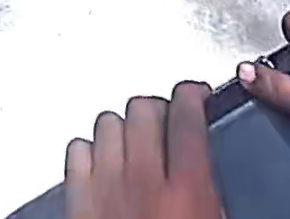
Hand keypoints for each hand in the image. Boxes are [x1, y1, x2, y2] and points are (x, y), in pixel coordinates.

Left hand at [65, 81, 221, 218]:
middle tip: (165, 120)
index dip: (191, 97)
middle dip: (156, 109)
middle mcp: (142, 179)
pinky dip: (90, 150)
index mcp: (188, 193)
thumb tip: (212, 175)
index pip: (187, 121)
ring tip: (134, 144)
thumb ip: (213, 197)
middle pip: (142, 109)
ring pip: (107, 122)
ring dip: (122, 128)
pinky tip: (102, 163)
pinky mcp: (76, 191)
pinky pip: (78, 148)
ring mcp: (104, 181)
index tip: (195, 91)